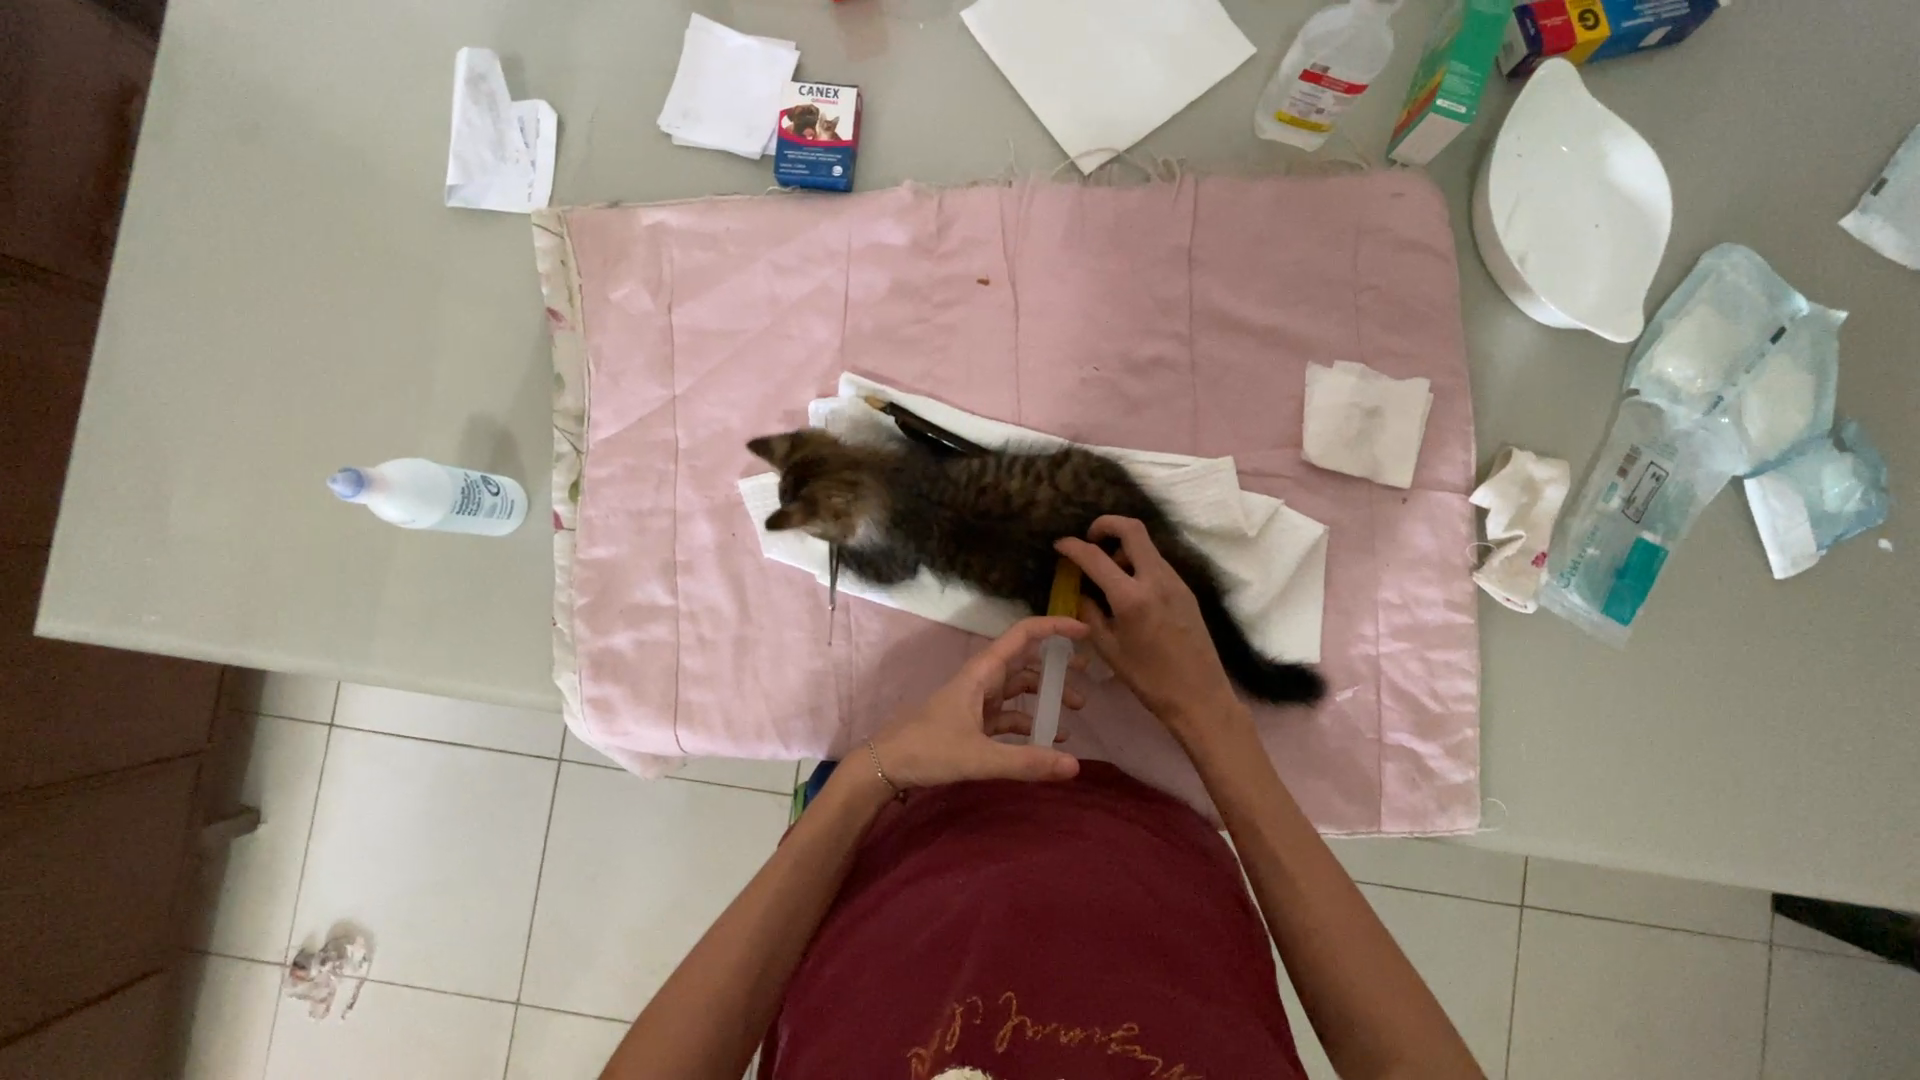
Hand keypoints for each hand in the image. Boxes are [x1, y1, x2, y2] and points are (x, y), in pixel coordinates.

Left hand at [866, 616, 1088, 789]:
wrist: (883, 766)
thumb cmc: (927, 750)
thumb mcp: (979, 758)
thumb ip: (1026, 762)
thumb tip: (1075, 765)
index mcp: (981, 673)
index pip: (1023, 636)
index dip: (1054, 627)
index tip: (1084, 631)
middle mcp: (981, 681)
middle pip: (1025, 662)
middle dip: (1057, 665)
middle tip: (1088, 676)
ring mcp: (976, 702)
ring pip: (1018, 689)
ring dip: (1045, 696)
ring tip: (1075, 711)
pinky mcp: (971, 723)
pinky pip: (1008, 715)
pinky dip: (1029, 723)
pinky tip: (1048, 740)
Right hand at [1055, 516, 1243, 737]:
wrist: (1200, 696)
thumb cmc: (1148, 679)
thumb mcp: (1109, 649)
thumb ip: (1090, 614)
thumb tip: (1080, 592)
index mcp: (1131, 597)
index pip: (1095, 557)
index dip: (1073, 547)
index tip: (1060, 544)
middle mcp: (1156, 580)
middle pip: (1132, 529)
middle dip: (1106, 524)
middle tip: (1089, 539)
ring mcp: (1176, 582)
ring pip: (1147, 546)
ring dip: (1123, 547)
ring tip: (1108, 571)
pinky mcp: (1186, 590)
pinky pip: (1157, 564)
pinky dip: (1138, 563)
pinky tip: (1128, 587)